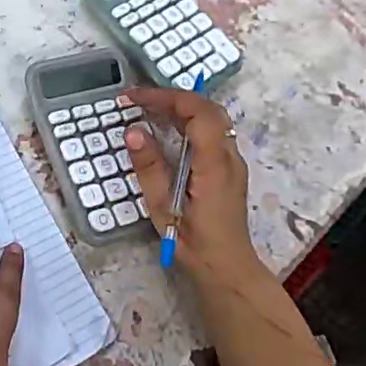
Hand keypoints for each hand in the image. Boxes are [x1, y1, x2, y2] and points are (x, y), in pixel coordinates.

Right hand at [121, 87, 263, 283]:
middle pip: (206, 109)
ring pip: (211, 118)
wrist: (226, 268)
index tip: (134, 98)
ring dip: (179, 107)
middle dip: (171, 97)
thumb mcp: (162, 207)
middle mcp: (229, 156)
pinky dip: (186, 121)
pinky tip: (165, 128)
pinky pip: (210, 131)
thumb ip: (149, 167)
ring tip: (146, 109)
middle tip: (137, 100)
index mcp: (214, 163)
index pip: (198, 112)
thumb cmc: (193, 241)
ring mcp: (232, 160)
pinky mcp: (227, 167)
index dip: (166, 97)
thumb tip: (133, 131)